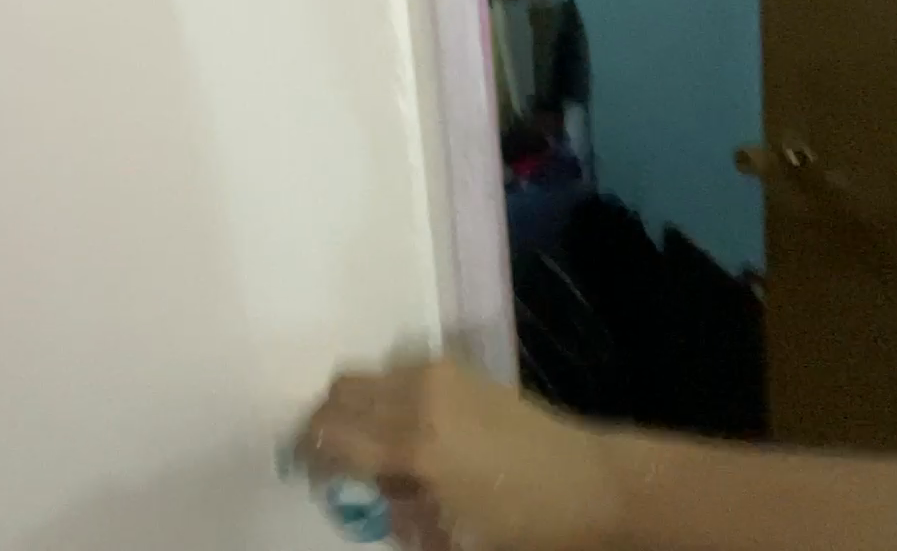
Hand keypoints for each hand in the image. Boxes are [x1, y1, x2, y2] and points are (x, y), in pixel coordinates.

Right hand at [299, 360, 622, 550]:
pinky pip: (392, 372)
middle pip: (338, 394)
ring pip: (361, 377)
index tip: (306, 468)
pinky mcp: (447, 364)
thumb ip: (397, 513)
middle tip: (329, 451)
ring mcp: (430, 374)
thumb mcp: (454, 538)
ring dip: (352, 406)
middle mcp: (414, 400)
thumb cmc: (525, 524)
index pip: (333, 438)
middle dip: (324, 422)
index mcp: (416, 448)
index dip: (310, 453)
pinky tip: (405, 422)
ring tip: (368, 437)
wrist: (591, 482)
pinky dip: (382, 394)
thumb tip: (361, 495)